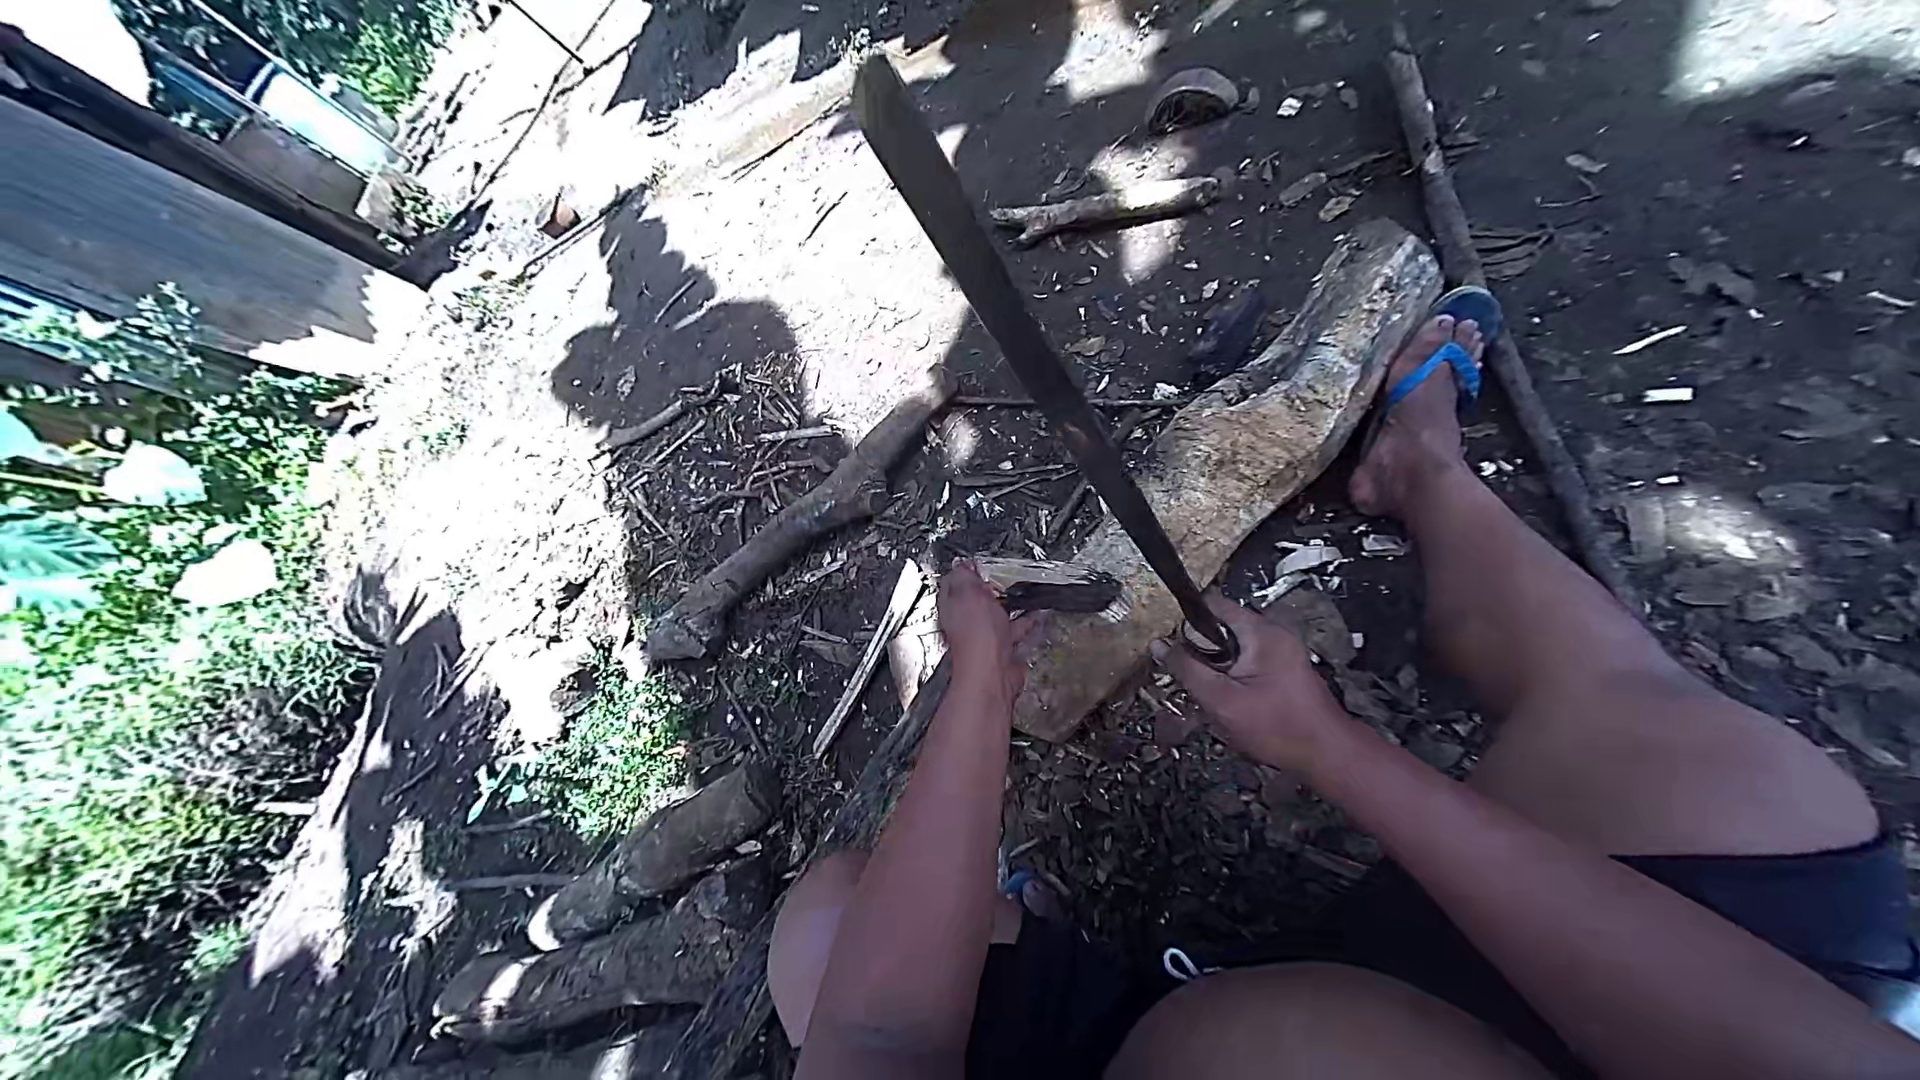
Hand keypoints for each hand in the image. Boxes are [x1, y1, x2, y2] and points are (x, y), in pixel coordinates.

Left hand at [938, 561, 1041, 704]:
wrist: (993, 673)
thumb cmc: (977, 637)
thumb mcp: (969, 592)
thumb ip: (965, 577)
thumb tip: (962, 565)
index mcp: (952, 606)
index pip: (954, 583)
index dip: (967, 572)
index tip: (980, 564)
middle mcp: (965, 622)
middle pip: (977, 599)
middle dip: (991, 588)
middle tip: (1004, 577)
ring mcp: (985, 637)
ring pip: (998, 615)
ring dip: (1011, 604)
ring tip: (1025, 592)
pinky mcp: (1003, 649)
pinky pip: (1016, 630)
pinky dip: (1027, 621)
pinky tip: (1037, 614)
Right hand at [1151, 592, 1350, 772]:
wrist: (1328, 756)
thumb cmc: (1275, 727)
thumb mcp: (1220, 700)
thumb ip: (1186, 669)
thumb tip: (1158, 645)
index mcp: (1260, 632)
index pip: (1213, 605)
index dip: (1186, 620)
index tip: (1172, 645)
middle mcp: (1273, 633)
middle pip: (1221, 627)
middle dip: (1200, 651)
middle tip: (1189, 678)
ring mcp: (1282, 651)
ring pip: (1232, 647)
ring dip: (1215, 667)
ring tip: (1207, 694)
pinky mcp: (1285, 669)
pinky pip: (1246, 661)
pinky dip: (1231, 675)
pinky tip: (1228, 701)